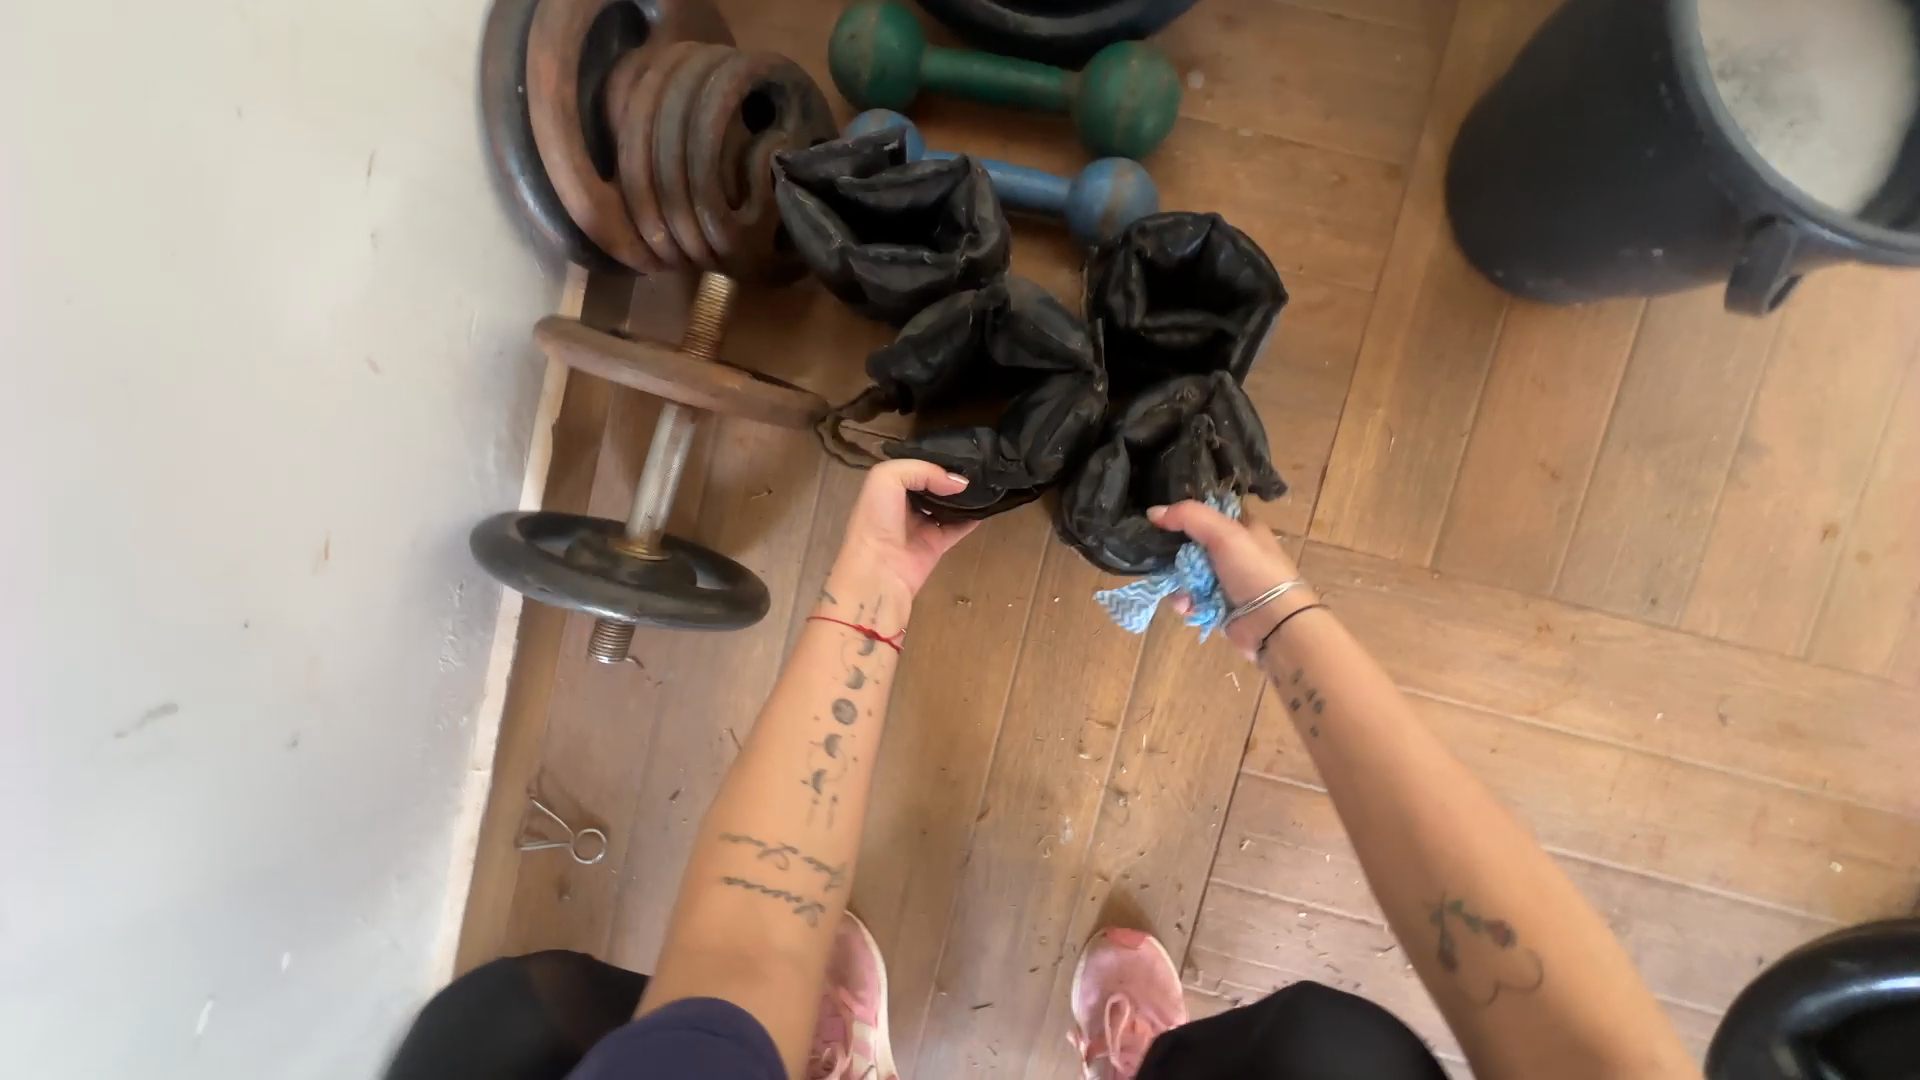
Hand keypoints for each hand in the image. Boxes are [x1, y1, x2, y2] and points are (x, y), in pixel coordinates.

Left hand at [832, 460, 981, 605]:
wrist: (879, 567)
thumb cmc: (877, 517)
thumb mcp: (887, 477)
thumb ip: (924, 471)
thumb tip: (959, 484)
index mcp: (888, 486)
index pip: (915, 466)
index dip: (936, 458)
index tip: (961, 450)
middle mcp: (905, 504)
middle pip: (933, 485)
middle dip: (951, 476)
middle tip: (978, 463)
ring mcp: (922, 525)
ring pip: (947, 506)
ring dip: (962, 496)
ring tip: (985, 480)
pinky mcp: (937, 544)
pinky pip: (958, 528)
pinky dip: (972, 519)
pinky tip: (986, 506)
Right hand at [1148, 500, 1310, 659]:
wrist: (1274, 622)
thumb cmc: (1253, 571)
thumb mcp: (1224, 534)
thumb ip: (1189, 516)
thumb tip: (1152, 512)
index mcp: (1242, 529)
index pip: (1207, 515)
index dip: (1183, 518)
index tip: (1160, 524)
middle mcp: (1234, 552)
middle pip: (1191, 547)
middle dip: (1176, 558)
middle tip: (1166, 564)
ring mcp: (1227, 580)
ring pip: (1189, 575)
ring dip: (1179, 585)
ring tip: (1181, 596)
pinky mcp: (1219, 604)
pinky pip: (1193, 598)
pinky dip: (1187, 603)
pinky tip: (1188, 608)